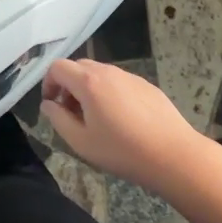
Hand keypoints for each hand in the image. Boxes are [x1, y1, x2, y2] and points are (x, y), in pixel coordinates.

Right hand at [40, 58, 214, 194]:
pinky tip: (121, 120)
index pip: (58, 67)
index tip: (52, 105)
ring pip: (100, 73)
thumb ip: (58, 119)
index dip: (48, 83)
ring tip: (96, 119)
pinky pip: (119, 82)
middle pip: (78, 67)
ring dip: (89, 89)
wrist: (173, 155)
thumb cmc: (122, 151)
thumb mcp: (81, 142)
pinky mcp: (147, 85)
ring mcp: (130, 76)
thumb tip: (48, 104)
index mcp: (89, 82)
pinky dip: (109, 93)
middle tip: (71, 113)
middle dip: (68, 86)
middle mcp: (108, 72)